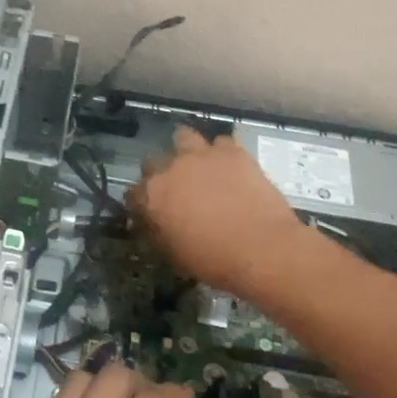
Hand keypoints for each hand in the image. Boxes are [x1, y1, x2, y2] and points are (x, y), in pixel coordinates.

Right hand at [129, 125, 313, 292]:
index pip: (133, 193)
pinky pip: (221, 141)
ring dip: (187, 150)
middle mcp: (172, 168)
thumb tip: (149, 224)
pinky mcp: (233, 151)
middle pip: (152, 161)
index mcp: (153, 196)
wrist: (263, 248)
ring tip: (199, 166)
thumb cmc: (214, 260)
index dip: (140, 203)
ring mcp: (203, 155)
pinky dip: (222, 152)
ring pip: (184, 137)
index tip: (149, 213)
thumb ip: (156, 233)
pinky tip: (229, 166)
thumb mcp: (174, 255)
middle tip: (175, 190)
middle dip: (160, 173)